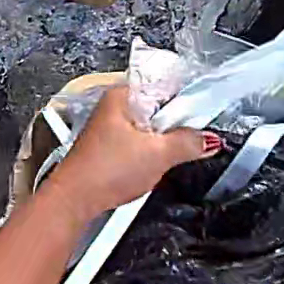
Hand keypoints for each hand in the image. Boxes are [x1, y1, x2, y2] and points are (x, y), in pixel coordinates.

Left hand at [41, 84, 215, 218]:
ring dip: (162, 142)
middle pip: (158, 107)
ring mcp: (110, 127)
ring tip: (164, 156)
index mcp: (122, 95)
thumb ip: (189, 143)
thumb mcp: (158, 155)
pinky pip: (138, 142)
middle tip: (185, 141)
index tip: (203, 116)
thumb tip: (209, 139)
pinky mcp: (109, 147)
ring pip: (149, 127)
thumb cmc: (106, 171)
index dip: (187, 99)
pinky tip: (150, 166)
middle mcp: (113, 106)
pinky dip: (148, 152)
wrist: (74, 200)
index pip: (165, 83)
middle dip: (175, 124)